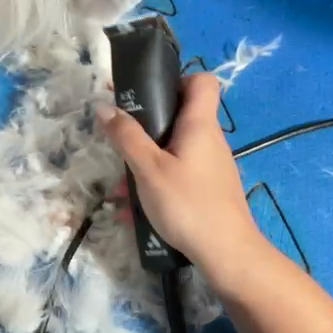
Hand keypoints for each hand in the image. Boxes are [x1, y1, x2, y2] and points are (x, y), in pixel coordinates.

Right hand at [98, 75, 266, 275]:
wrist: (227, 253)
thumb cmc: (188, 204)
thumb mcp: (148, 169)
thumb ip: (126, 137)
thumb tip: (105, 106)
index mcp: (200, 125)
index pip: (203, 81)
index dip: (177, 80)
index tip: (149, 96)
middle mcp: (210, 140)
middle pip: (181, 117)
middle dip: (148, 127)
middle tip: (123, 141)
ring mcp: (212, 166)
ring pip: (176, 150)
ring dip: (147, 161)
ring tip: (121, 187)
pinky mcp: (211, 189)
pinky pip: (180, 174)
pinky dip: (158, 183)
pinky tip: (135, 211)